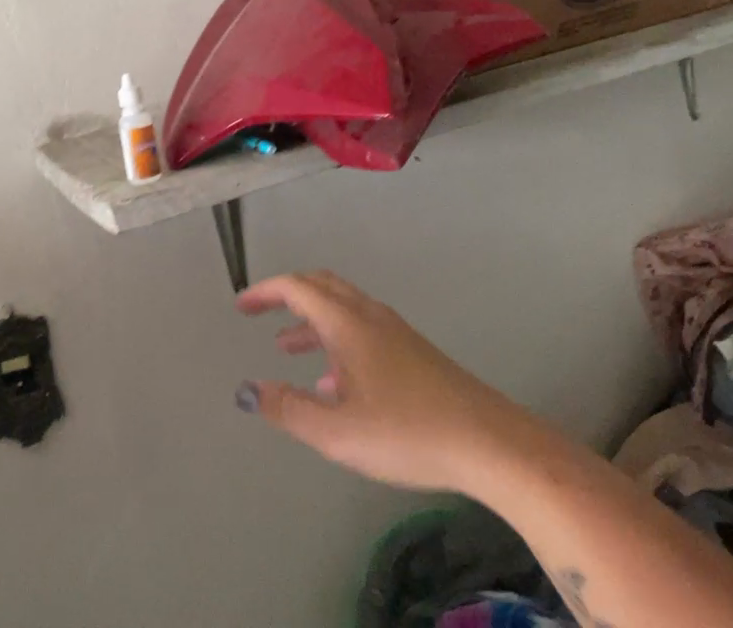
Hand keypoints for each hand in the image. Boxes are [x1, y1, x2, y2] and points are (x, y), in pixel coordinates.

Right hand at [236, 271, 528, 492]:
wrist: (490, 444)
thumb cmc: (407, 434)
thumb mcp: (336, 432)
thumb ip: (287, 408)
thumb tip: (247, 390)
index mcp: (349, 326)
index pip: (298, 288)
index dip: (265, 292)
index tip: (241, 306)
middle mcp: (372, 318)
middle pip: (323, 287)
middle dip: (287, 296)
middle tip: (260, 313)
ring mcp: (397, 334)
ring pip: (345, 310)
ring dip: (312, 320)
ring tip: (287, 349)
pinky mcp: (415, 353)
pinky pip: (364, 329)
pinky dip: (337, 339)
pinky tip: (336, 383)